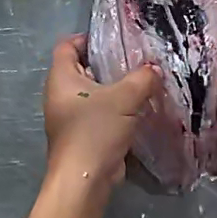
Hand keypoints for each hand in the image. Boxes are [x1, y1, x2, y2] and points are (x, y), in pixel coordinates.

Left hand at [43, 35, 158, 188]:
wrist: (85, 179)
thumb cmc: (96, 130)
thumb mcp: (125, 98)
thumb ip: (143, 78)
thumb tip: (155, 70)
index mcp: (61, 79)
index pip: (68, 46)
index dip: (87, 38)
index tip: (113, 40)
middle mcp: (61, 95)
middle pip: (83, 68)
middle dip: (108, 63)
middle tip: (136, 60)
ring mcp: (70, 116)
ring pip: (93, 93)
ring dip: (115, 88)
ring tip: (143, 83)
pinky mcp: (82, 134)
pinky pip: (100, 113)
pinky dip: (116, 109)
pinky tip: (139, 109)